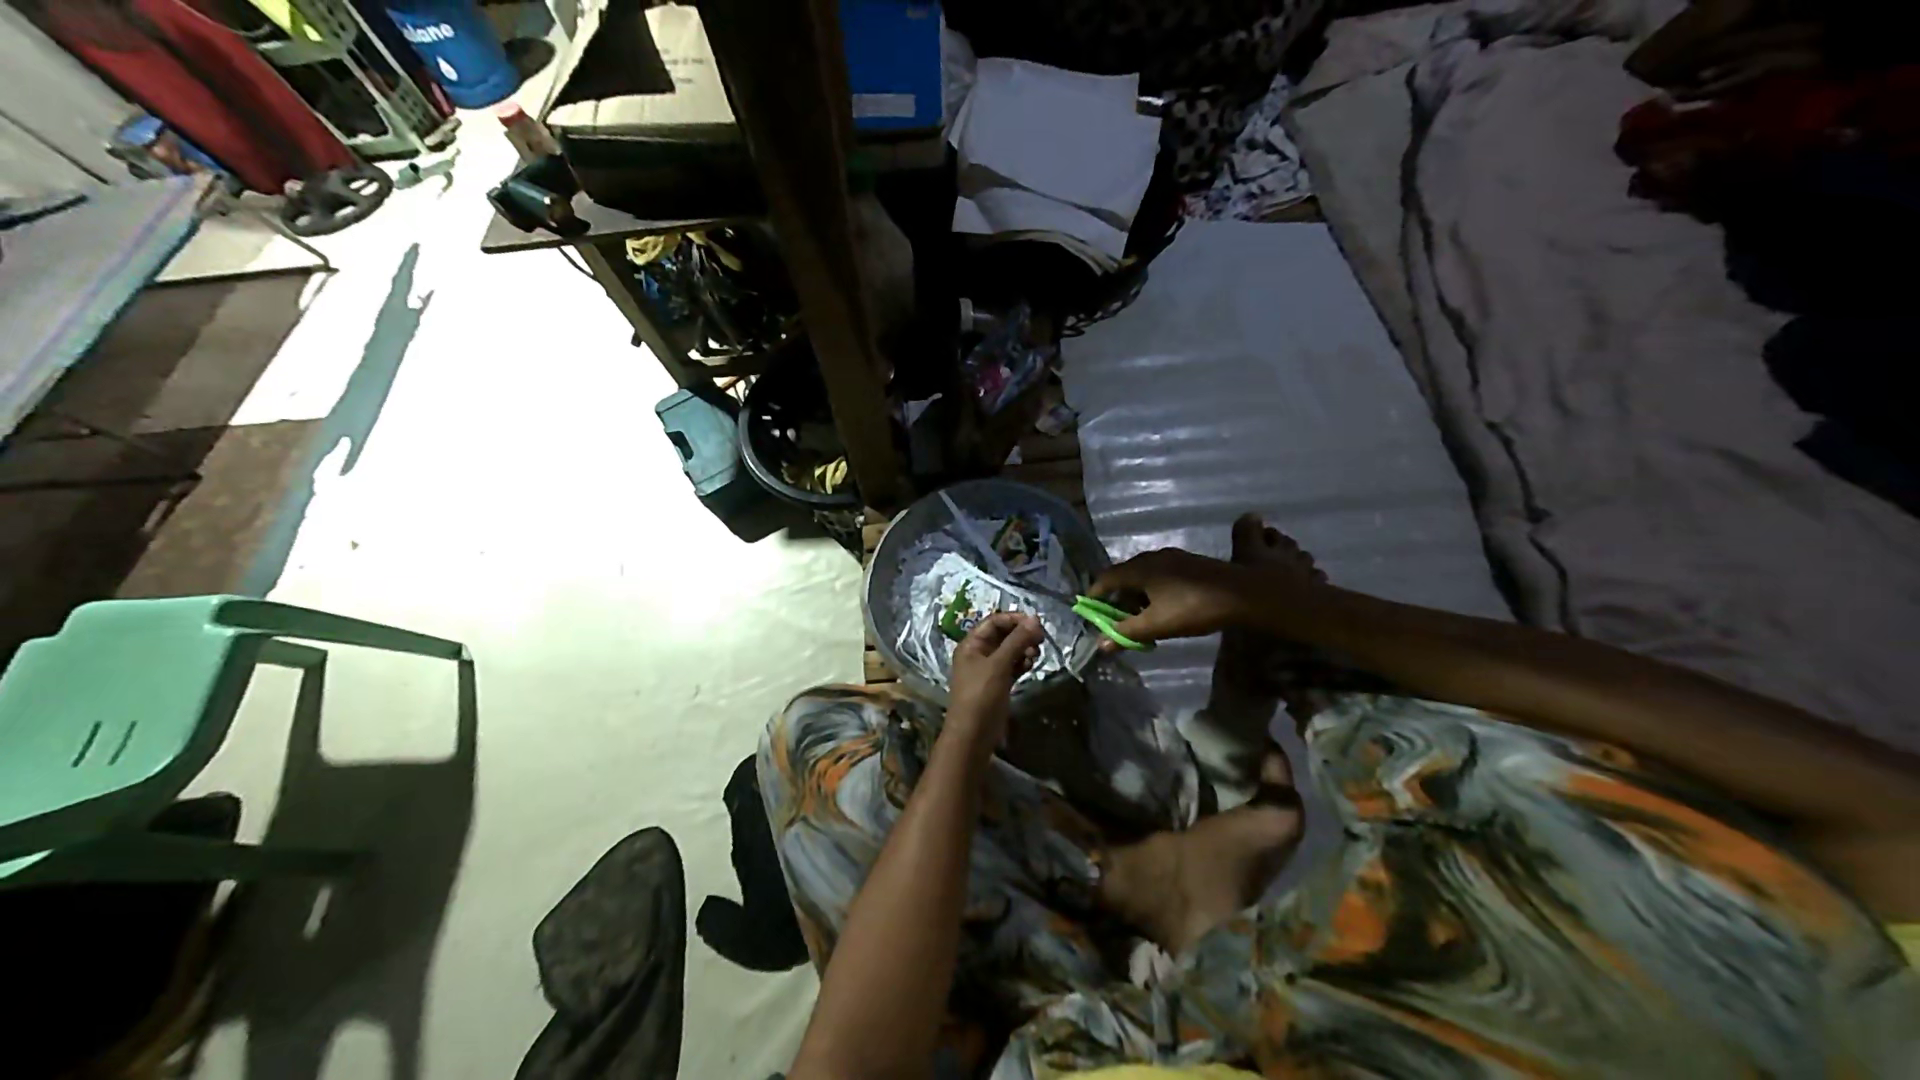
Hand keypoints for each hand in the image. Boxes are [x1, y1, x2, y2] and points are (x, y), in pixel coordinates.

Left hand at [945, 612, 1043, 752]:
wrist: (974, 734)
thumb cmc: (981, 695)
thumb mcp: (998, 664)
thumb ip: (1017, 640)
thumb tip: (1035, 619)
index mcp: (971, 644)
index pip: (994, 622)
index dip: (1014, 619)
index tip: (1036, 623)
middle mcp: (979, 653)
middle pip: (1003, 635)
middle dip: (1022, 634)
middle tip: (1040, 639)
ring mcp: (989, 669)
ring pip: (1010, 651)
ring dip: (1024, 649)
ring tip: (1035, 655)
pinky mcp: (999, 683)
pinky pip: (1013, 666)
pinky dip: (1022, 663)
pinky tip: (1031, 665)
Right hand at [1088, 549, 1259, 648]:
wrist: (1242, 593)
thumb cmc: (1193, 607)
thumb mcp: (1156, 624)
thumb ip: (1126, 633)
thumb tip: (1100, 643)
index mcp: (1140, 568)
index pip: (1105, 578)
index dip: (1095, 596)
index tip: (1089, 612)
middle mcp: (1152, 558)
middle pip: (1124, 576)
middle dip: (1116, 599)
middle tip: (1116, 622)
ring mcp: (1173, 558)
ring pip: (1143, 576)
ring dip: (1136, 597)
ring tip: (1140, 620)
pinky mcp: (1189, 564)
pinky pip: (1160, 576)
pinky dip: (1152, 592)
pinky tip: (1163, 609)